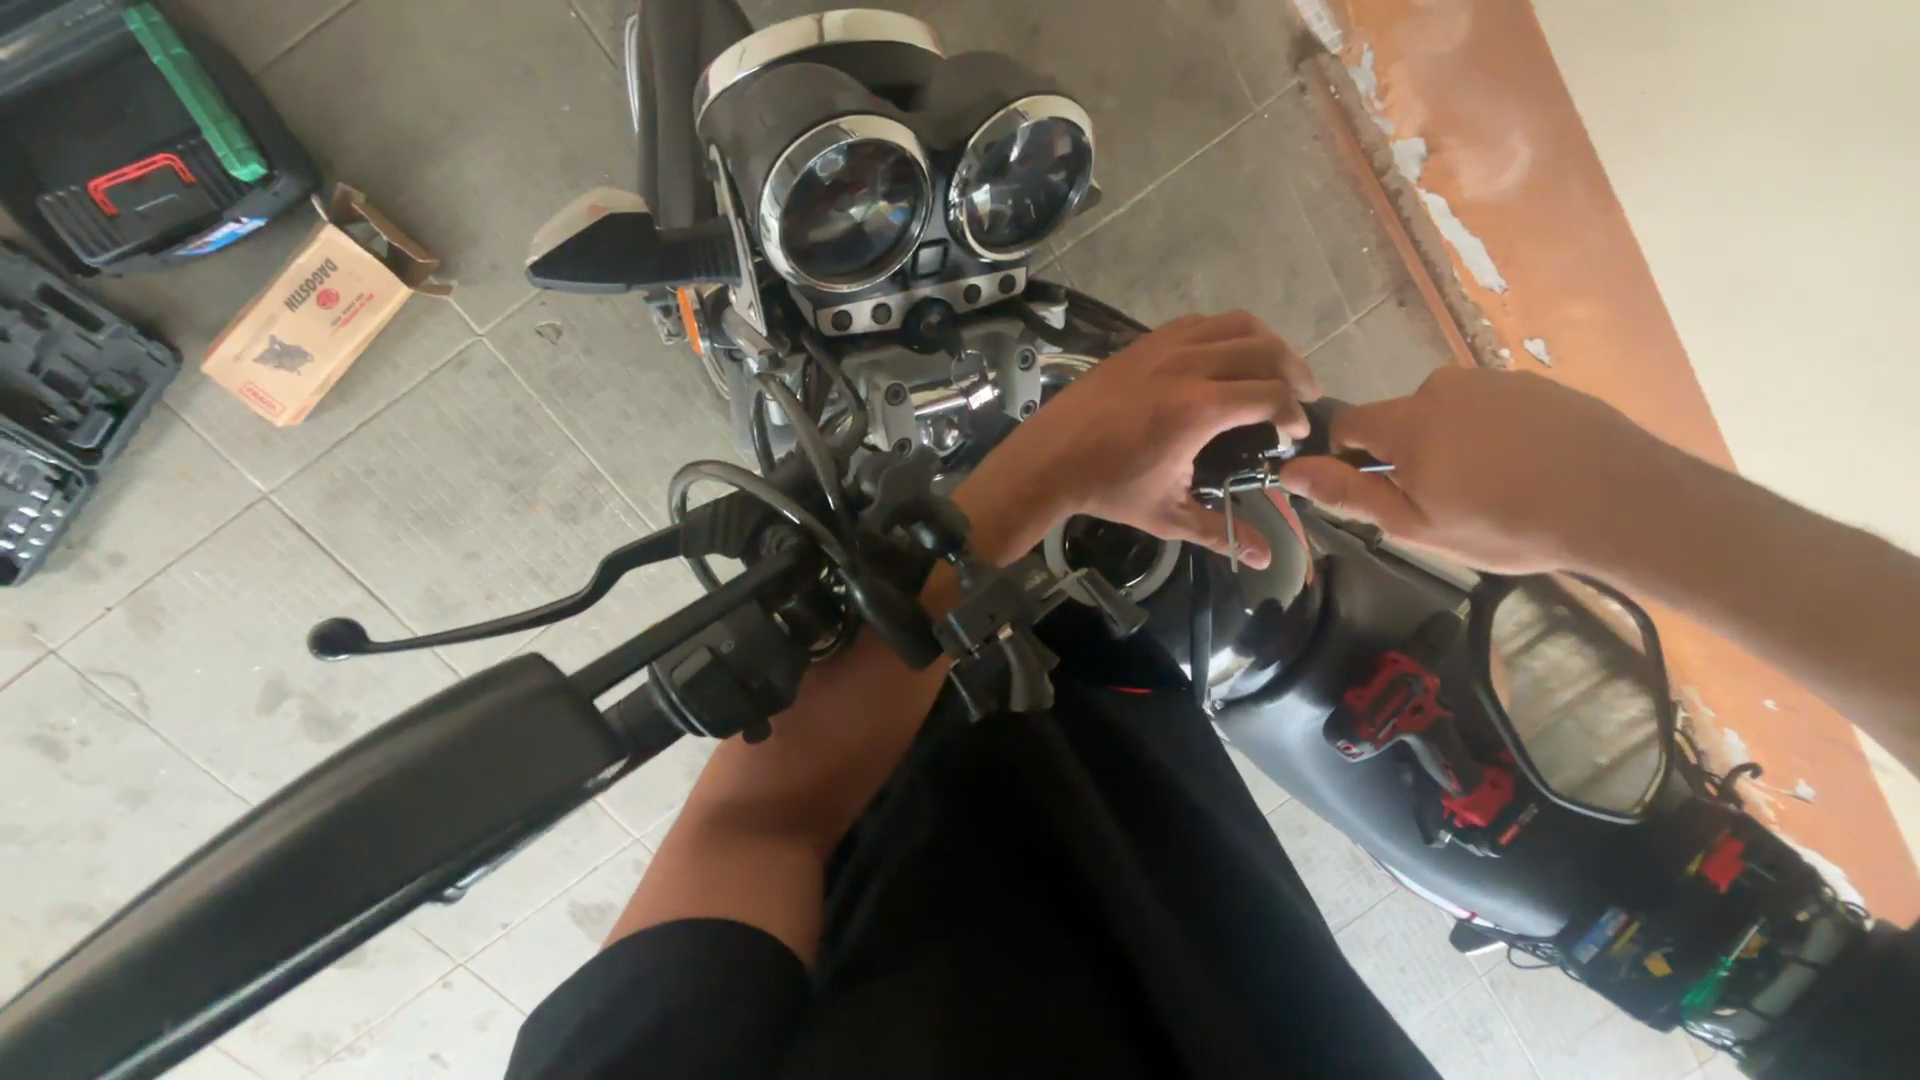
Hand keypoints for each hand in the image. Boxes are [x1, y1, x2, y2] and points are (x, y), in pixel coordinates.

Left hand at [961, 311, 1320, 568]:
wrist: (1048, 458)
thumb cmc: (1108, 488)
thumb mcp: (1167, 514)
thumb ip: (1220, 532)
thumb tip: (1263, 559)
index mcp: (1198, 408)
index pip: (1271, 395)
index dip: (1294, 414)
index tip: (1295, 434)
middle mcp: (1188, 366)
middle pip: (1264, 350)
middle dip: (1295, 372)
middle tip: (1304, 397)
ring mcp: (1163, 347)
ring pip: (1235, 324)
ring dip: (1266, 343)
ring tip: (1276, 368)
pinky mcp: (1143, 342)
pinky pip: (1199, 322)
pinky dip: (1226, 332)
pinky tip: (1228, 355)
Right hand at [1277, 367, 1684, 573]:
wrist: (1624, 501)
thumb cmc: (1504, 522)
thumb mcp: (1414, 523)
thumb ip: (1348, 493)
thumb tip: (1289, 471)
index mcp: (1406, 420)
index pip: (1349, 423)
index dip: (1349, 457)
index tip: (1379, 491)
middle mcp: (1444, 386)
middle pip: (1401, 418)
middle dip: (1408, 453)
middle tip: (1444, 500)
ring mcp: (1496, 382)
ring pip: (1448, 413)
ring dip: (1453, 443)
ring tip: (1493, 487)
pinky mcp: (1539, 386)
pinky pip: (1492, 409)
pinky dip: (1495, 435)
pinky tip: (1527, 469)